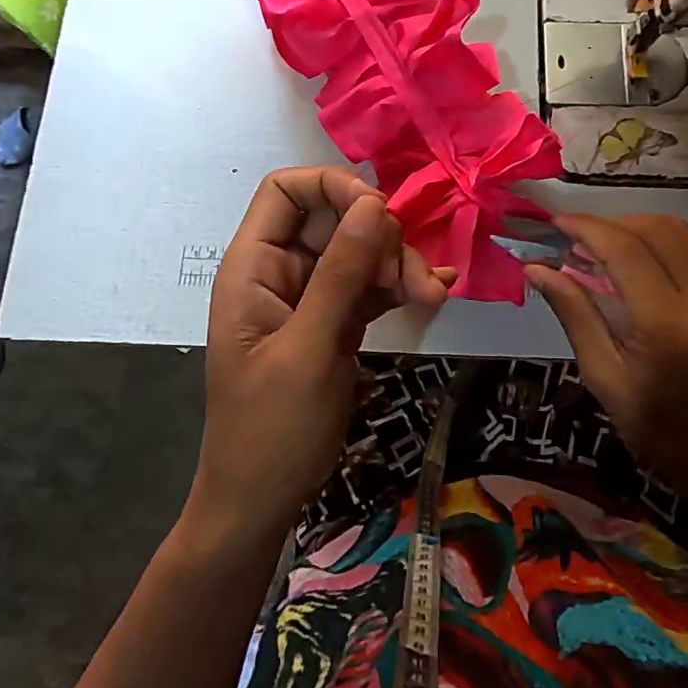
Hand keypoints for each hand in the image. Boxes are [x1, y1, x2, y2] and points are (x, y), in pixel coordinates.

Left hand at [198, 168, 451, 530]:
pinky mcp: (336, 321)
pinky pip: (371, 286)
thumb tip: (374, 203)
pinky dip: (400, 287)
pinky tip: (434, 292)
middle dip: (380, 237)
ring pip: (361, 251)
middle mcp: (281, 271)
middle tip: (412, 276)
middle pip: (336, 219)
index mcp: (254, 266)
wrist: (264, 500)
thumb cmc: (271, 430)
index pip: (286, 191)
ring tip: (431, 295)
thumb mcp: (308, 349)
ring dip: (398, 265)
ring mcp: (311, 296)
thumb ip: (341, 274)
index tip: (379, 212)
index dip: (332, 186)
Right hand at [526, 214, 687, 514]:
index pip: (625, 250)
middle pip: (657, 229)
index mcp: (667, 327)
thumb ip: (575, 314)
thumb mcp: (604, 377)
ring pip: (681, 233)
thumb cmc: (657, 428)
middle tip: (577, 239)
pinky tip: (636, 266)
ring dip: (637, 229)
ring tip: (602, 249)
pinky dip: (660, 246)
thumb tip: (535, 269)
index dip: (588, 228)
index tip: (558, 224)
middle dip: (612, 223)